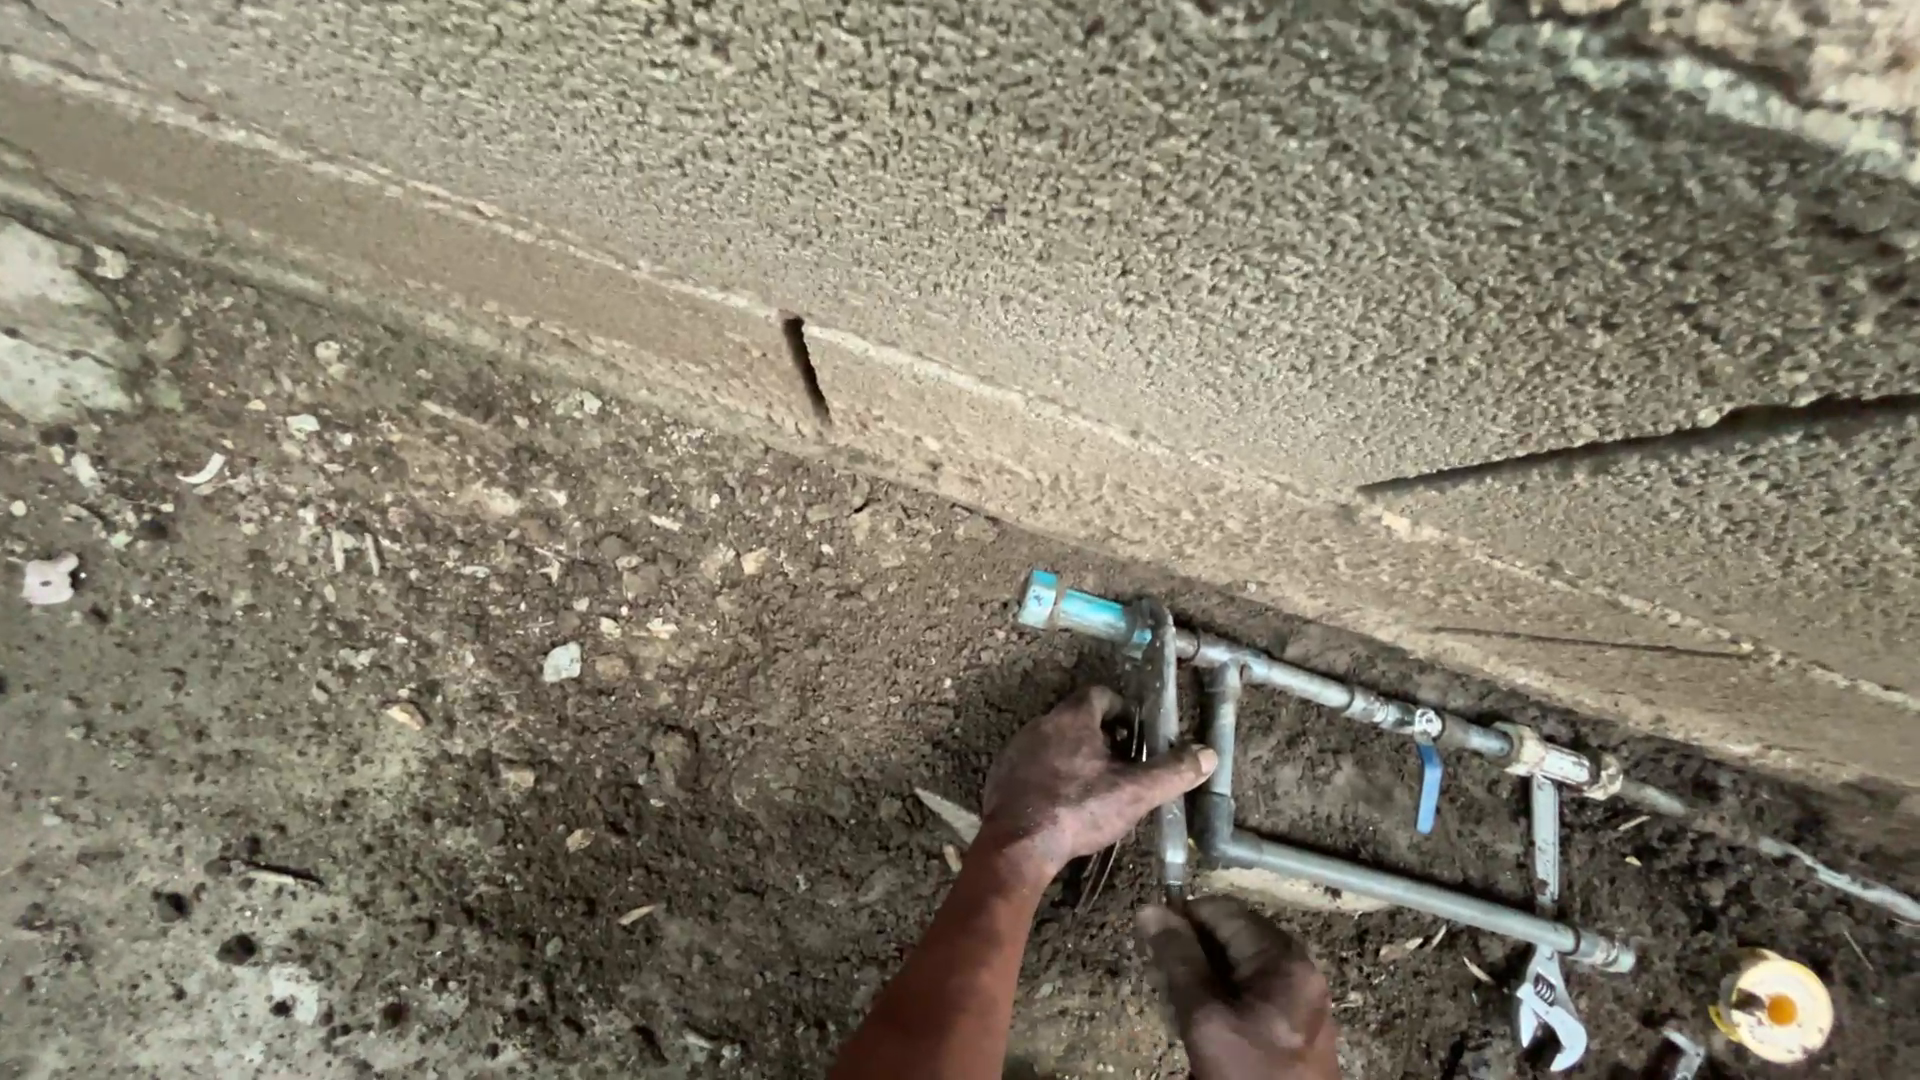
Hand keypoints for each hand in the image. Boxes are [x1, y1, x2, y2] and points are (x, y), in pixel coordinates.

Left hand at [977, 686, 1216, 883]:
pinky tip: (1063, 802)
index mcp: (1072, 718)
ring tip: (1095, 785)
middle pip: (1076, 718)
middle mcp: (1041, 724)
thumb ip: (1172, 772)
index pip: (1099, 694)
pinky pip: (1032, 764)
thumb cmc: (1077, 809)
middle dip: (1101, 736)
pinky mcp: (1003, 773)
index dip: (1121, 709)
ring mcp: (1017, 748)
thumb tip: (1208, 755)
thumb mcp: (1133, 793)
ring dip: (1075, 756)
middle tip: (1121, 763)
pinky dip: (1050, 775)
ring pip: (1053, 742)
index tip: (1135, 733)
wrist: (1017, 843)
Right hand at [1136, 897, 1340, 1079]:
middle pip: (1230, 934)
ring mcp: (1300, 995)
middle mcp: (1299, 966)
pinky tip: (1201, 1021)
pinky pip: (1249, 987)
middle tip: (1163, 981)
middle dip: (1191, 951)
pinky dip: (1220, 995)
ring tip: (1178, 1006)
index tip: (1153, 943)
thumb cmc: (1247, 1078)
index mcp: (1285, 958)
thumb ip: (1177, 959)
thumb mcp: (1204, 1019)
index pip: (1222, 910)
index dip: (1183, 919)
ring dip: (1200, 975)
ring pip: (1235, 961)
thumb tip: (1149, 908)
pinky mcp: (1294, 1019)